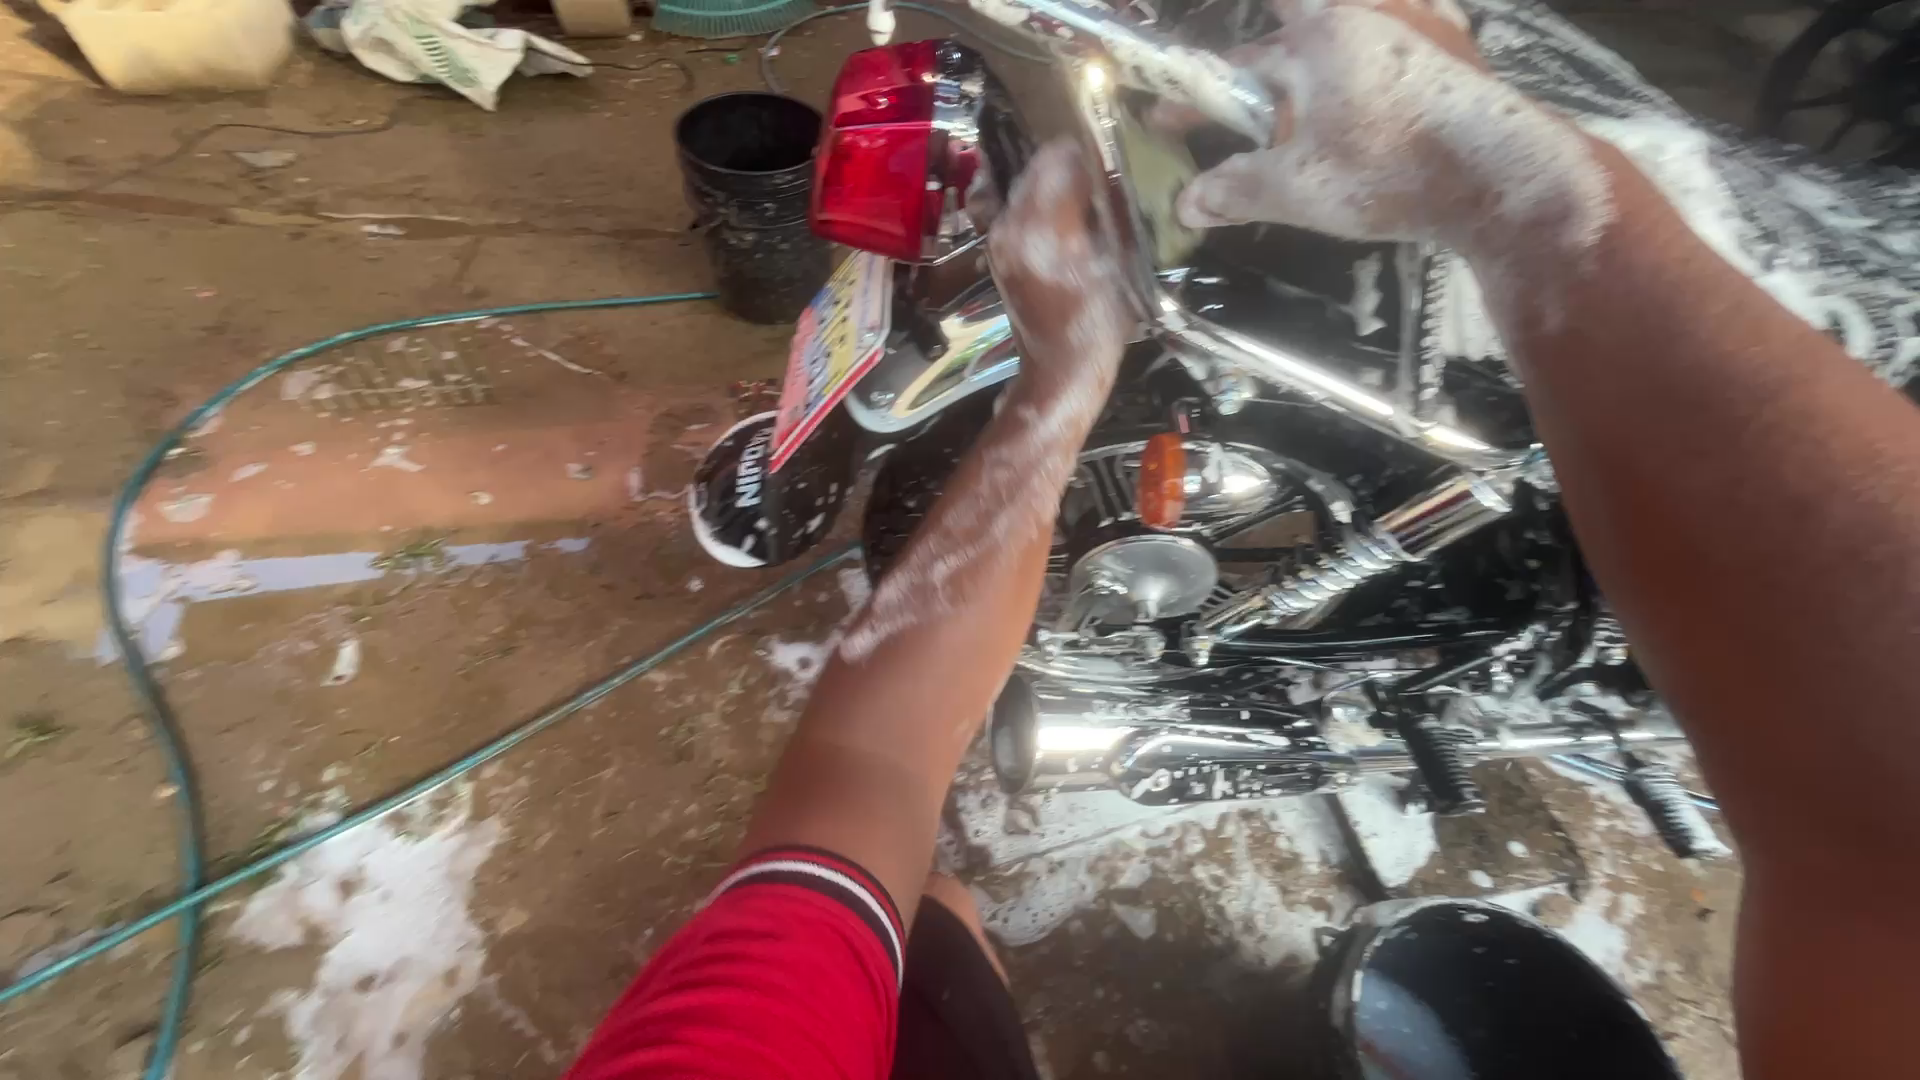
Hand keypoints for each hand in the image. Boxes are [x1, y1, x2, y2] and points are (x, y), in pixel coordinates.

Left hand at [987, 138, 1132, 401]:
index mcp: (1043, 226)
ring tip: (1075, 195)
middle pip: (1033, 164)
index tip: (1106, 159)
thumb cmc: (1098, 323)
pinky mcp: (993, 253)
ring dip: (1046, 182)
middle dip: (1063, 162)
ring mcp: (995, 240)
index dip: (1085, 150)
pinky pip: (1009, 208)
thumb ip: (1110, 209)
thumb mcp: (1119, 262)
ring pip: (1018, 183)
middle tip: (1093, 175)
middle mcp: (1010, 225)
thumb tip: (1107, 168)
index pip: (1058, 155)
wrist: (1059, 370)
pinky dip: (1031, 203)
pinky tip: (1056, 217)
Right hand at [1160, 0, 1610, 261]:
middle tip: (1228, 128)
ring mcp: (1417, 28)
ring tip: (1290, 130)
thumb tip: (1185, 204)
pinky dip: (1350, 81)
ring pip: (1336, 46)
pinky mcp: (1449, 55)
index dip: (1197, 83)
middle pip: (1288, 43)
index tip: (1169, 112)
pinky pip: (1380, 55)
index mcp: (1321, 33)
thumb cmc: (1386, 171)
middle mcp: (1369, 14)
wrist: (1501, 177)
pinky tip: (1354, 118)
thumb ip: (1232, 191)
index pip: (1242, 51)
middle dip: (1250, 85)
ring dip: (1303, 80)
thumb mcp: (1293, 189)